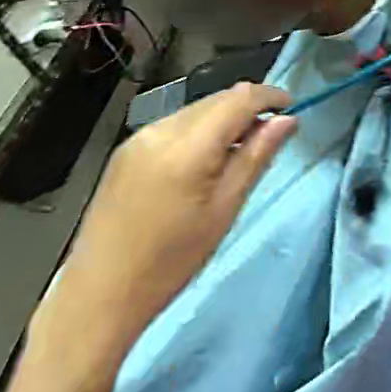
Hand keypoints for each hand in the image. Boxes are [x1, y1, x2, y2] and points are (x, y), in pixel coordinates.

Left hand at [58, 83, 296, 326]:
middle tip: (271, 133)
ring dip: (223, 118)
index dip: (269, 96)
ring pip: (195, 110)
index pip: (238, 99)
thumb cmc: (170, 262)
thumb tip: (286, 121)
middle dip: (248, 107)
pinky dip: (199, 130)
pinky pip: (174, 124)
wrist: (98, 295)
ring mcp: (139, 138)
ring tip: (241, 149)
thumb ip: (256, 158)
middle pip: (216, 99)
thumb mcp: (224, 210)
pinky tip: (206, 159)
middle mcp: (160, 130)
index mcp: (186, 147)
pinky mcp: (126, 150)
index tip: (292, 106)